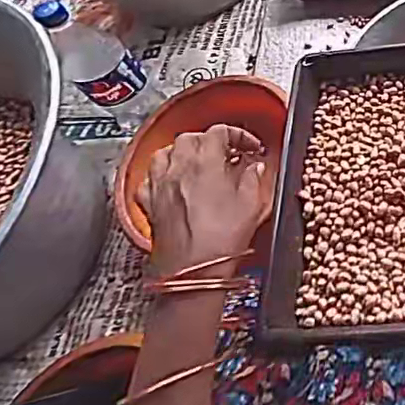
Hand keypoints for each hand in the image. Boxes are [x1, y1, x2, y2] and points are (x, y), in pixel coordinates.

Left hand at [136, 125, 269, 266]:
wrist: (193, 272)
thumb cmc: (221, 241)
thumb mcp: (251, 205)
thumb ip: (254, 179)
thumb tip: (255, 168)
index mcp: (206, 162)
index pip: (220, 131)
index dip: (238, 135)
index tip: (249, 147)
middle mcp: (178, 168)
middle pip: (190, 137)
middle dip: (209, 140)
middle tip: (226, 153)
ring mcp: (160, 185)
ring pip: (164, 153)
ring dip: (181, 152)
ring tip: (196, 162)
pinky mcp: (149, 204)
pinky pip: (149, 178)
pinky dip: (160, 175)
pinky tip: (171, 182)